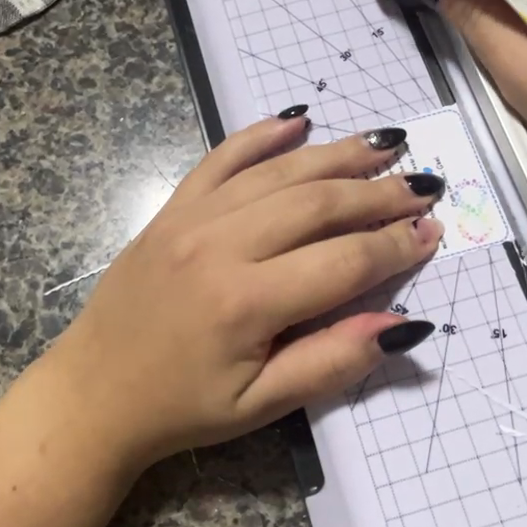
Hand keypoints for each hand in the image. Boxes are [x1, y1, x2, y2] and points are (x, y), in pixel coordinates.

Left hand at [37, 113, 445, 470]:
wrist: (93, 393)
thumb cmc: (181, 408)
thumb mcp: (261, 406)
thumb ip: (332, 362)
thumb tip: (404, 326)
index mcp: (247, 302)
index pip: (343, 261)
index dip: (395, 246)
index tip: (432, 231)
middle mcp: (221, 245)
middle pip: (317, 204)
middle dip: (378, 194)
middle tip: (423, 185)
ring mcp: (192, 218)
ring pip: (278, 173)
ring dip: (336, 155)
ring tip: (384, 143)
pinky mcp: (172, 208)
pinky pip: (222, 158)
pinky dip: (261, 135)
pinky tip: (297, 119)